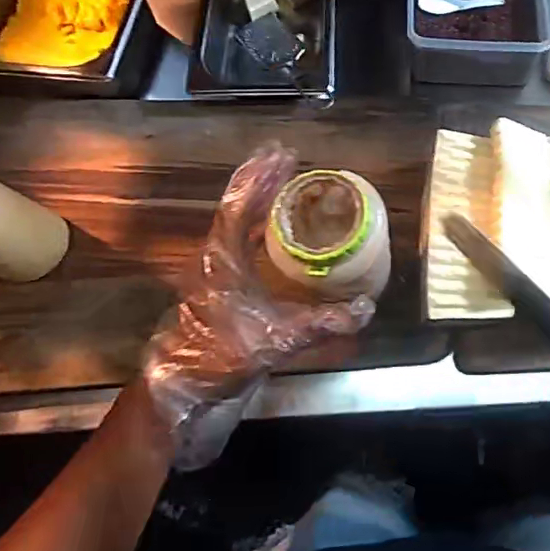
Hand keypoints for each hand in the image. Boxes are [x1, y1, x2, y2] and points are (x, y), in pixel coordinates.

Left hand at [141, 144, 373, 468]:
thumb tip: (366, 308)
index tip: (282, 155)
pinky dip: (264, 230)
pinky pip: (246, 247)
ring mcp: (219, 276)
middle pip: (238, 209)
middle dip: (262, 182)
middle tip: (287, 158)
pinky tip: (284, 235)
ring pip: (240, 227)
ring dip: (261, 203)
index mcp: (219, 260)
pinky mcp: (226, 293)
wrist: (182, 394)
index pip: (238, 207)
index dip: (260, 180)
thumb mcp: (273, 340)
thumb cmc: (216, 358)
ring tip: (287, 186)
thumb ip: (320, 324)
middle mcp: (217, 260)